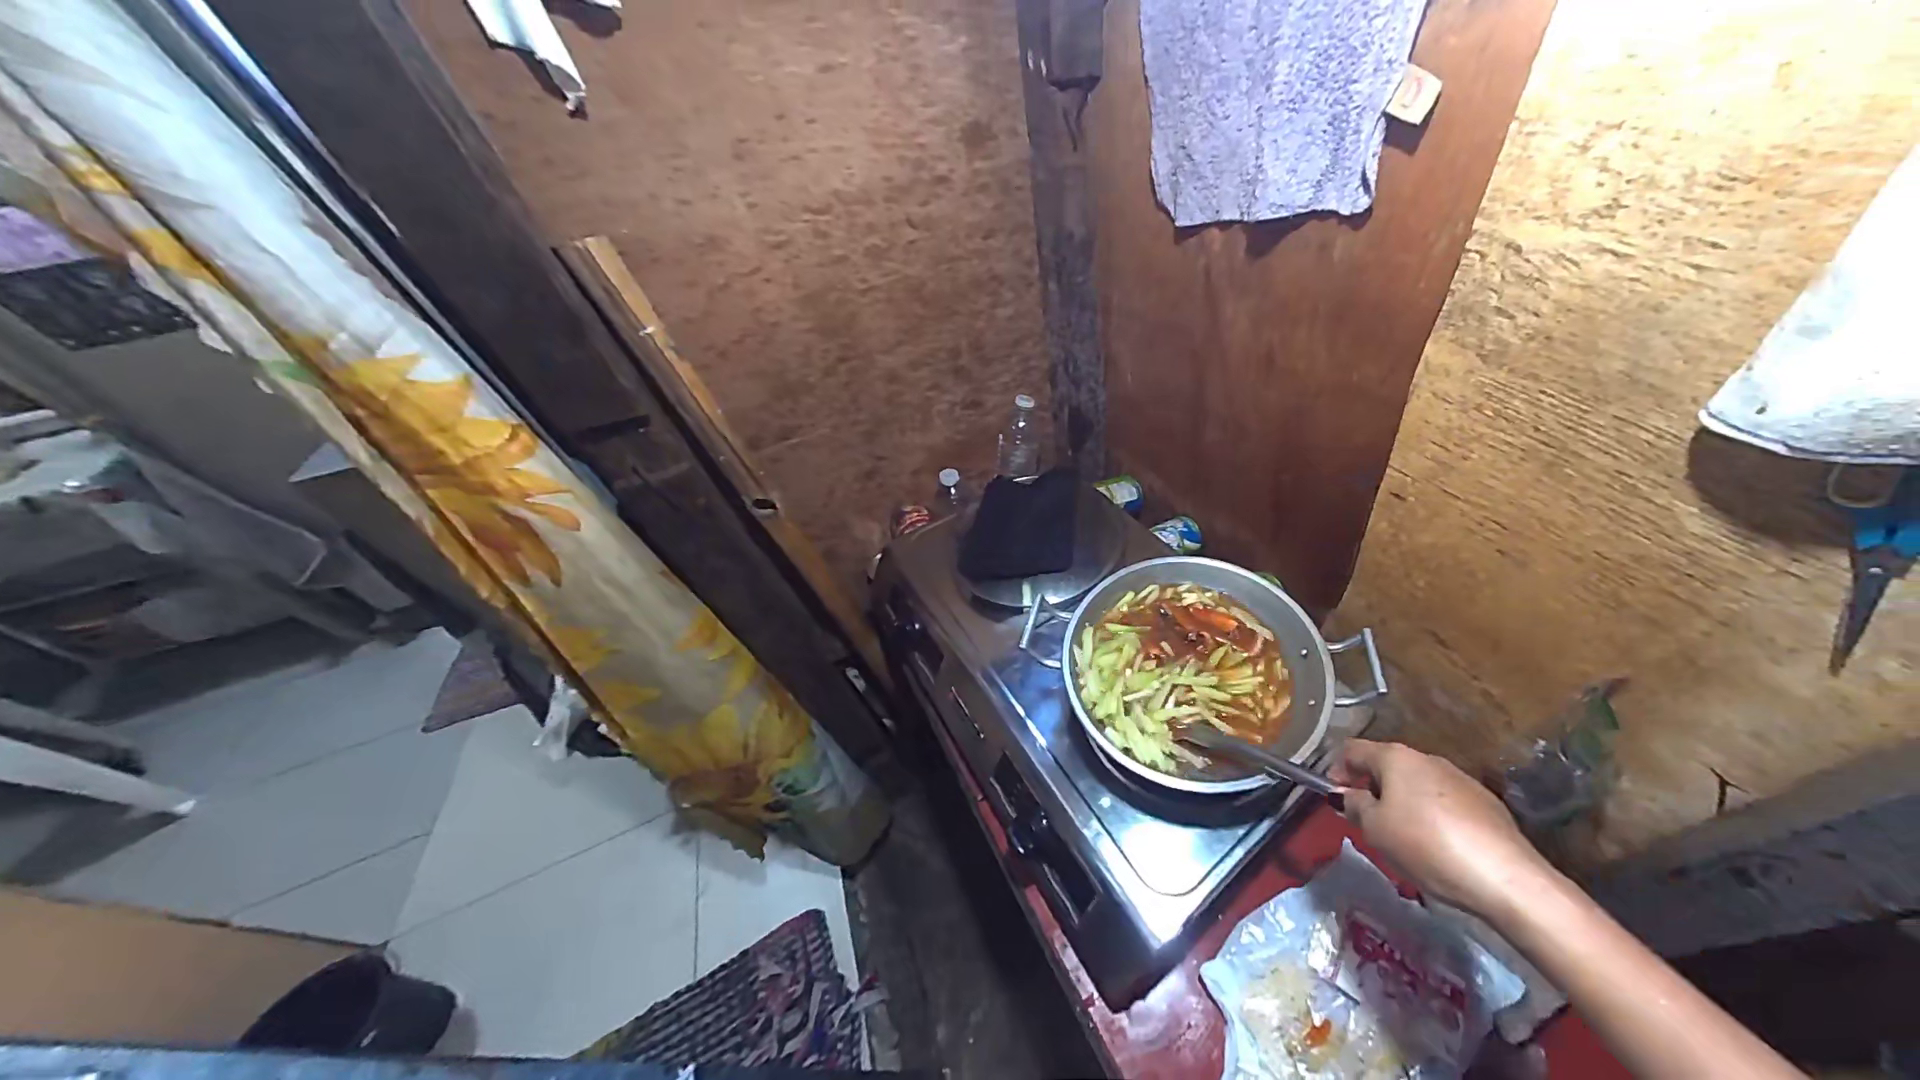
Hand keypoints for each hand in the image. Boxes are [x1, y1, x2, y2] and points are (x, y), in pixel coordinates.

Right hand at [1330, 739, 1553, 919]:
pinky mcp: (1488, 806)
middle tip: (1366, 822)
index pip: (1352, 749)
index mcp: (1396, 757)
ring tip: (1402, 838)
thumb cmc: (1427, 846)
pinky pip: (1445, 803)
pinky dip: (1432, 817)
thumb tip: (1349, 795)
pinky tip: (1438, 847)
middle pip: (1387, 766)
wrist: (1508, 880)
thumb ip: (1354, 805)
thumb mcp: (1375, 829)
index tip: (1335, 798)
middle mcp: (1428, 759)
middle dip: (1372, 789)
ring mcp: (1462, 780)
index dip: (1336, 770)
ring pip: (1417, 785)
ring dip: (1402, 803)